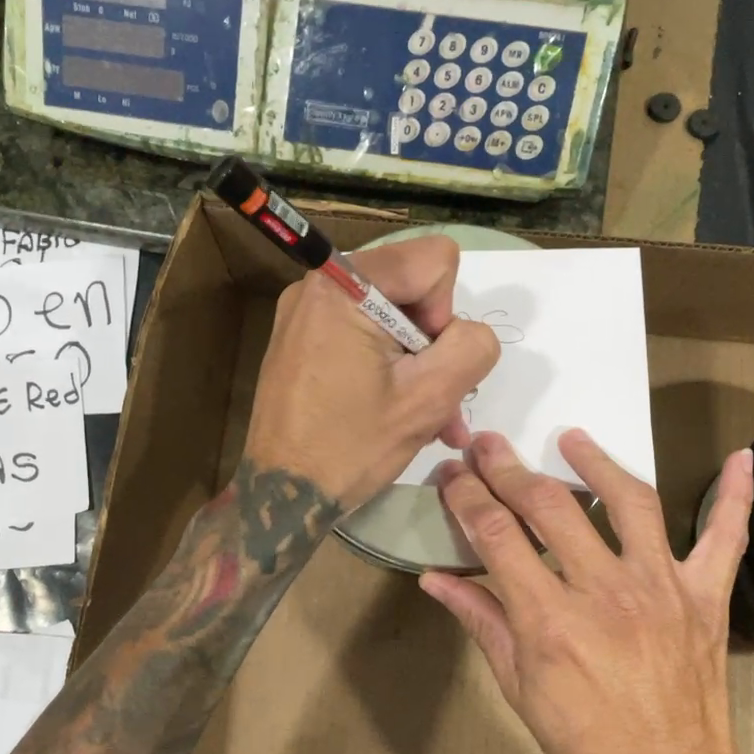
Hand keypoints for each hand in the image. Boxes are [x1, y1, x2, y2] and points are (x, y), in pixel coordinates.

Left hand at [243, 236, 500, 507]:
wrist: (282, 492)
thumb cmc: (350, 446)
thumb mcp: (428, 398)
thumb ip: (471, 348)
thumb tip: (468, 332)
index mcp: (344, 285)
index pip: (434, 260)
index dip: (445, 313)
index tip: (425, 364)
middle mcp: (319, 285)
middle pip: (412, 285)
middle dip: (433, 344)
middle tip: (436, 401)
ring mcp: (306, 312)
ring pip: (392, 315)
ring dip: (417, 363)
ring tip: (426, 417)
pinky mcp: (302, 339)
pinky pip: (363, 332)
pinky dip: (387, 365)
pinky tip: (396, 411)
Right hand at [421, 430, 753, 753]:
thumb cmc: (583, 749)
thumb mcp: (518, 689)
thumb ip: (481, 621)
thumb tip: (434, 578)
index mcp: (550, 622)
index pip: (495, 534)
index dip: (466, 495)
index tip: (450, 473)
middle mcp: (606, 593)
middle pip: (549, 505)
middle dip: (508, 468)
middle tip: (487, 443)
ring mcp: (663, 589)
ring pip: (630, 501)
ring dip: (596, 462)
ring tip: (572, 438)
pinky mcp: (706, 598)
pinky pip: (725, 537)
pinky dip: (735, 496)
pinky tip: (741, 457)